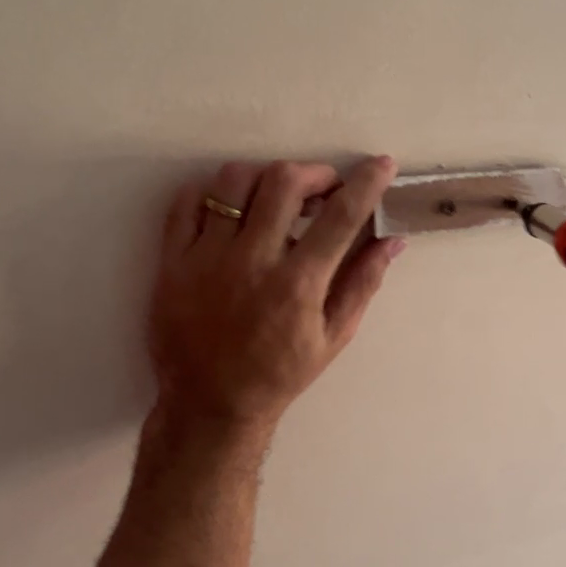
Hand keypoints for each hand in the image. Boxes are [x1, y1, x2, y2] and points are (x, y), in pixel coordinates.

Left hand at [147, 157, 403, 444]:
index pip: (340, 217)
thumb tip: (393, 242)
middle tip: (323, 187)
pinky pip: (187, 203)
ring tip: (276, 196)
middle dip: (313, 172)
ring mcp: (206, 258)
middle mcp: (252, 263)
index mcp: (298, 285)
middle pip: (283, 182)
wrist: (212, 402)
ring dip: (263, 177)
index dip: (366, 183)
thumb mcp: (333, 336)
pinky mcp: (172, 261)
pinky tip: (233, 209)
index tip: (381, 164)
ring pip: (232, 182)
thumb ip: (363, 284)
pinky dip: (214, 194)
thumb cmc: (281, 373)